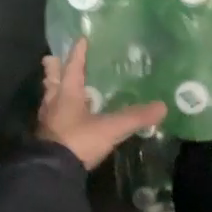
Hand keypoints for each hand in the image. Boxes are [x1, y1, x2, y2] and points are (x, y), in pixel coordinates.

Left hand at [38, 39, 167, 170]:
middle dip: (53, 69)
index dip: (78, 53)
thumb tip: (163, 106)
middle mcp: (54, 104)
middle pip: (52, 81)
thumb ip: (135, 117)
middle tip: (53, 58)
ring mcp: (49, 122)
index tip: (80, 39)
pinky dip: (57, 111)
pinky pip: (52, 117)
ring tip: (58, 85)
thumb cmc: (79, 141)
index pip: (73, 67)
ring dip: (53, 90)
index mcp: (67, 94)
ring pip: (49, 99)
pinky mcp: (48, 138)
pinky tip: (66, 116)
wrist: (53, 171)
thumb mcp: (111, 128)